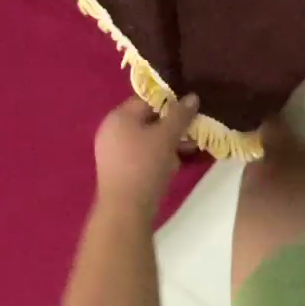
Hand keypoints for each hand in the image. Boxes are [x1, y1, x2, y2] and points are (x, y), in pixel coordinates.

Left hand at [93, 94, 199, 211]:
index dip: (171, 102)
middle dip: (172, 125)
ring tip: (188, 149)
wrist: (125, 209)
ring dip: (169, 142)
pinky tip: (174, 165)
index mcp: (119, 116)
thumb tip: (192, 96)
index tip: (190, 109)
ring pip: (147, 139)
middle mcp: (112, 130)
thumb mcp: (166, 136)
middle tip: (192, 131)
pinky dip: (158, 156)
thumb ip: (180, 114)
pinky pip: (142, 154)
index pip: (147, 99)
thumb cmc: (145, 165)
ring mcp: (113, 151)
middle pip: (148, 119)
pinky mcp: (119, 169)